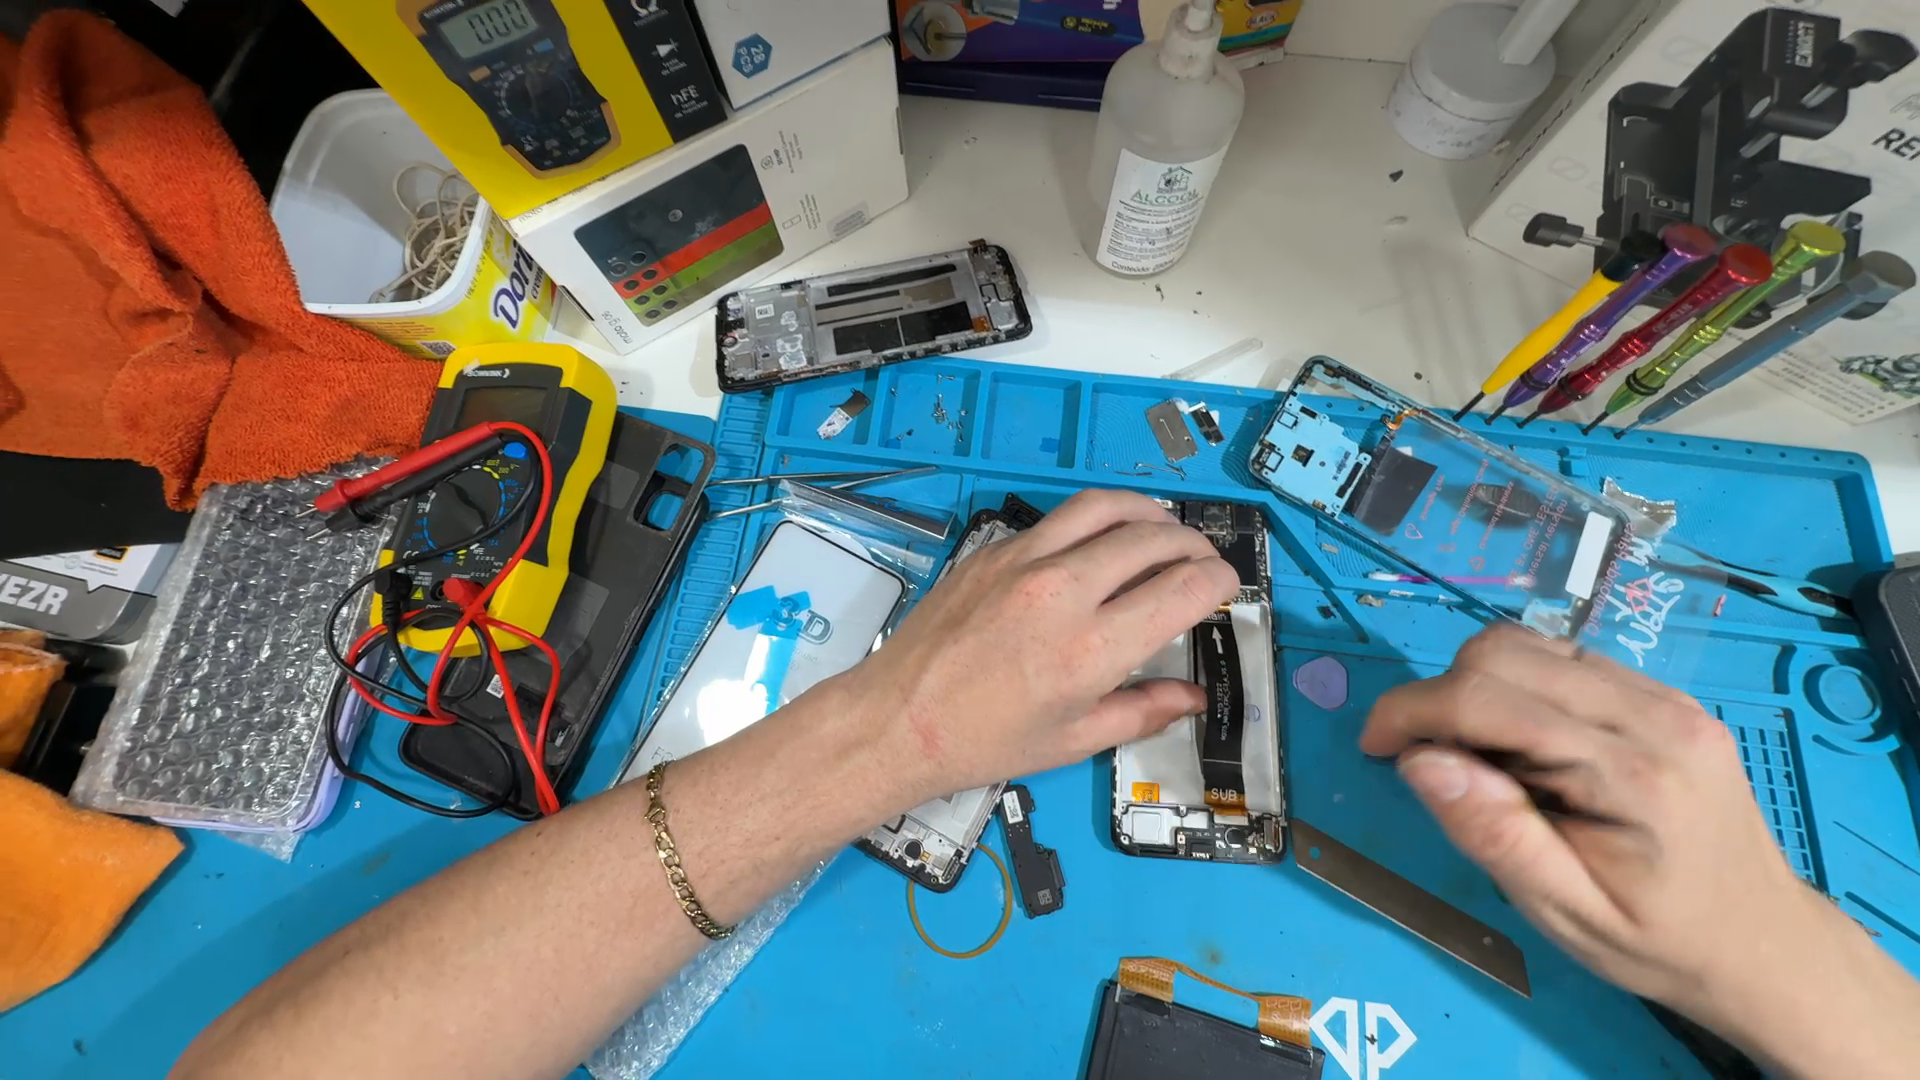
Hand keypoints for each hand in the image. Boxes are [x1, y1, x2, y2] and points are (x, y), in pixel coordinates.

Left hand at [843, 489, 1238, 803]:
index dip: (1219, 581)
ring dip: (1147, 511)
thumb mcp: (1073, 740)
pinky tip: (1097, 542)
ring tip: (1162, 528)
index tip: (1224, 586)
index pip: (1183, 589)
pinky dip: (1093, 520)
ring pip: (1104, 506)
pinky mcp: (993, 550)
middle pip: (1152, 537)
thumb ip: (1143, 711)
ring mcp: (1023, 561)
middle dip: (1193, 543)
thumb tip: (1194, 697)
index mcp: (1092, 648)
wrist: (899, 717)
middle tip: (1201, 558)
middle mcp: (1063, 591)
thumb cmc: (986, 740)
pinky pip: (1058, 519)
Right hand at [1358, 623, 1817, 1017]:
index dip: (1408, 711)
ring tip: (1479, 750)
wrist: (1767, 945)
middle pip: (1495, 655)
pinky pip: (1550, 654)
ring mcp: (1661, 694)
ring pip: (1518, 643)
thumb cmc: (1656, 939)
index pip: (1484, 699)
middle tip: (1432, 759)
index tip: (1374, 747)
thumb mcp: (1562, 911)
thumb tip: (1416, 759)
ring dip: (1469, 685)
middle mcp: (1652, 714)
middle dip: (1436, 697)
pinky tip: (1520, 737)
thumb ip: (1491, 832)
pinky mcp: (1657, 690)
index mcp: (1631, 774)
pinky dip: (1507, 682)